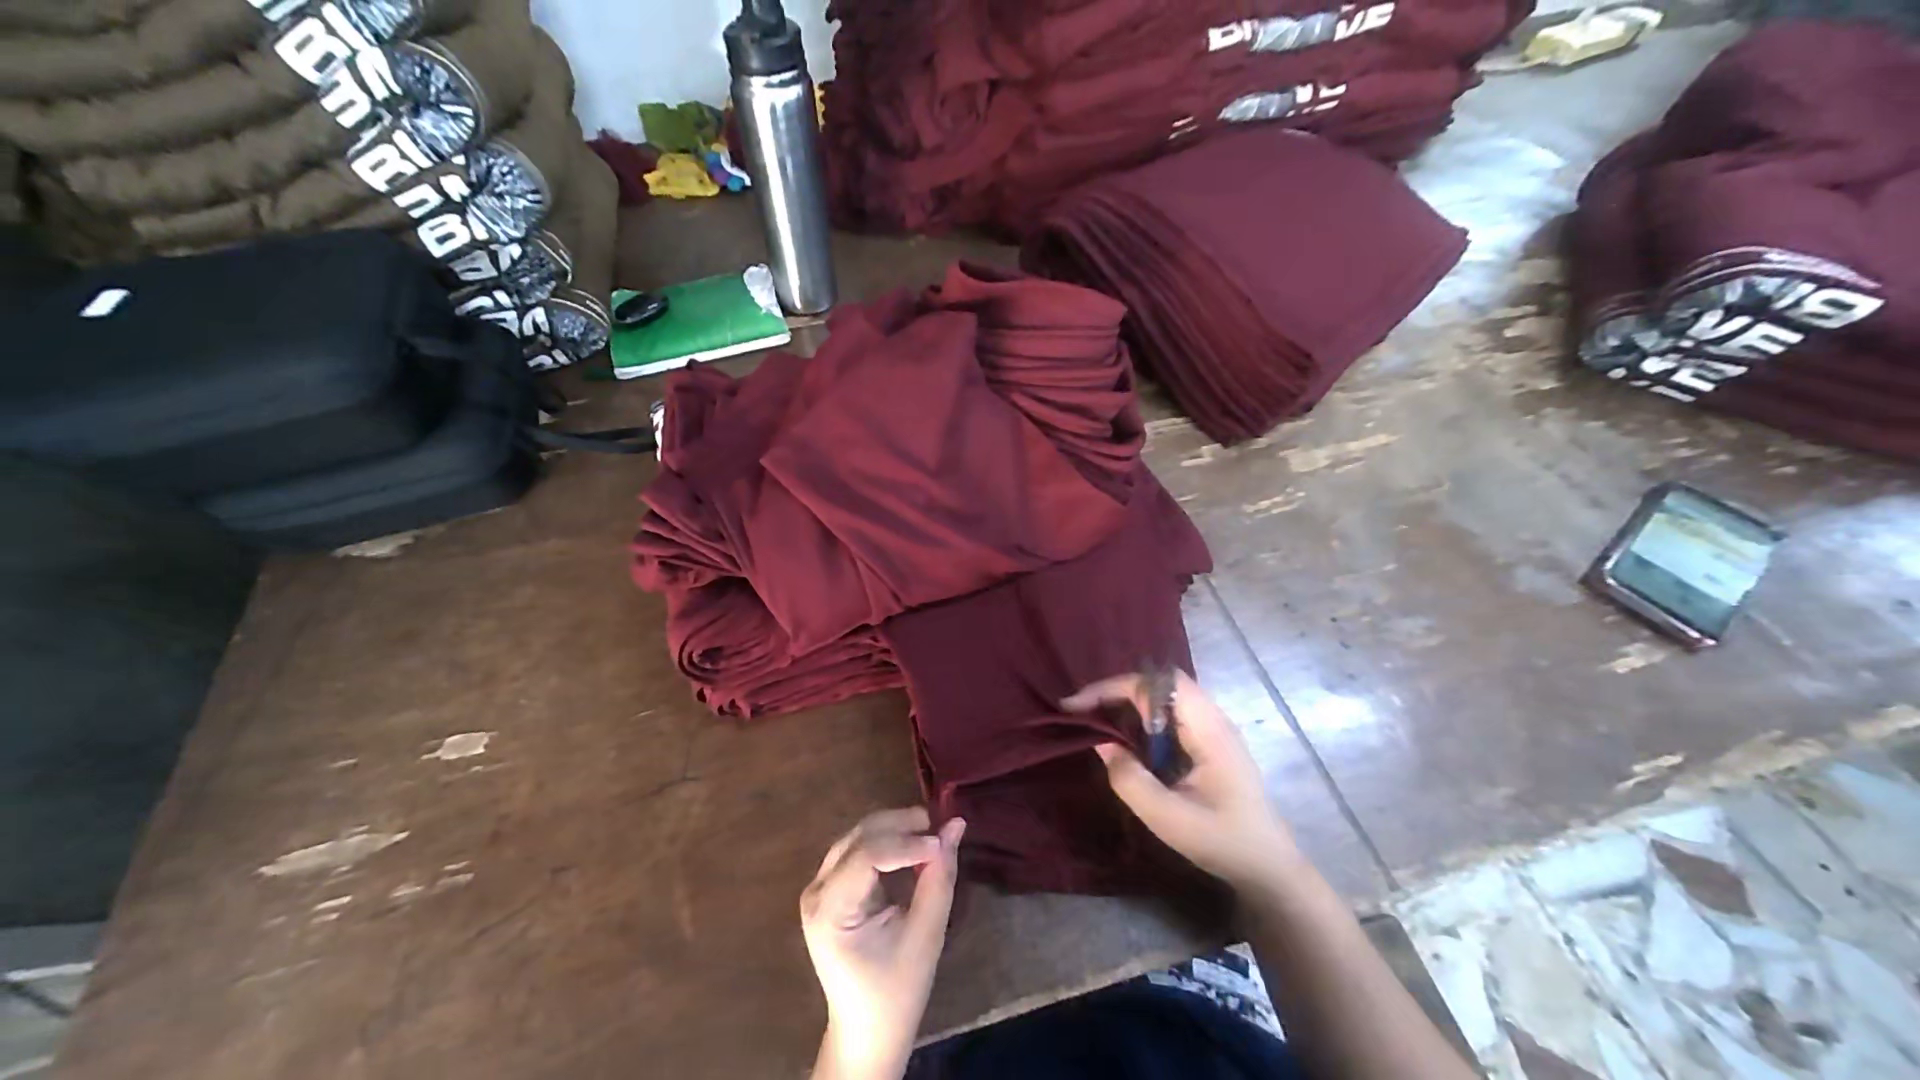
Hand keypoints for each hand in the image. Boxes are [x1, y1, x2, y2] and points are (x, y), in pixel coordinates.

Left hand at [801, 807, 965, 1079]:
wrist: (867, 1029)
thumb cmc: (897, 991)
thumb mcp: (925, 936)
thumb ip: (939, 878)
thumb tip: (955, 826)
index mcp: (830, 911)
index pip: (866, 856)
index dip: (906, 842)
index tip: (941, 843)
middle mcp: (816, 891)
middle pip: (859, 838)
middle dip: (901, 826)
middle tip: (940, 826)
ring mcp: (818, 888)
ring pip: (858, 837)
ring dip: (894, 829)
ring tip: (931, 832)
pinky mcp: (830, 887)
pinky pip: (858, 850)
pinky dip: (887, 841)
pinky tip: (912, 843)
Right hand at [1063, 671, 1300, 891]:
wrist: (1270, 868)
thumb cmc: (1222, 841)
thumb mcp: (1168, 818)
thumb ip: (1130, 779)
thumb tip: (1102, 743)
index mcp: (1208, 730)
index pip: (1157, 684)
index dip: (1113, 687)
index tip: (1078, 706)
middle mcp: (1213, 719)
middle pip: (1159, 683)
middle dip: (1116, 691)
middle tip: (1083, 712)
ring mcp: (1213, 730)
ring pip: (1163, 697)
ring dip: (1127, 704)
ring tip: (1096, 722)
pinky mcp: (1210, 744)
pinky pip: (1170, 716)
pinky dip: (1141, 719)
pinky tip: (1125, 741)